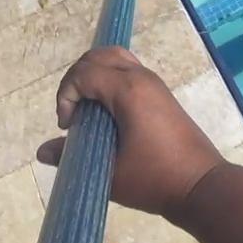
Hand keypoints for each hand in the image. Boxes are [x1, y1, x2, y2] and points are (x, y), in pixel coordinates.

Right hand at [38, 47, 225, 218]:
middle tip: (72, 113)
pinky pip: (128, 69)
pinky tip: (107, 110)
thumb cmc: (154, 179)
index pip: (84, 72)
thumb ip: (72, 156)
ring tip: (87, 107)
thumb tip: (42, 151)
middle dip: (77, 79)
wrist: (200, 186)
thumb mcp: (108, 172)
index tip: (67, 126)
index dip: (66, 94)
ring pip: (115, 57)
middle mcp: (141, 77)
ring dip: (94, 75)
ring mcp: (153, 82)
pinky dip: (110, 78)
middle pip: (99, 56)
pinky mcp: (160, 92)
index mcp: (128, 89)